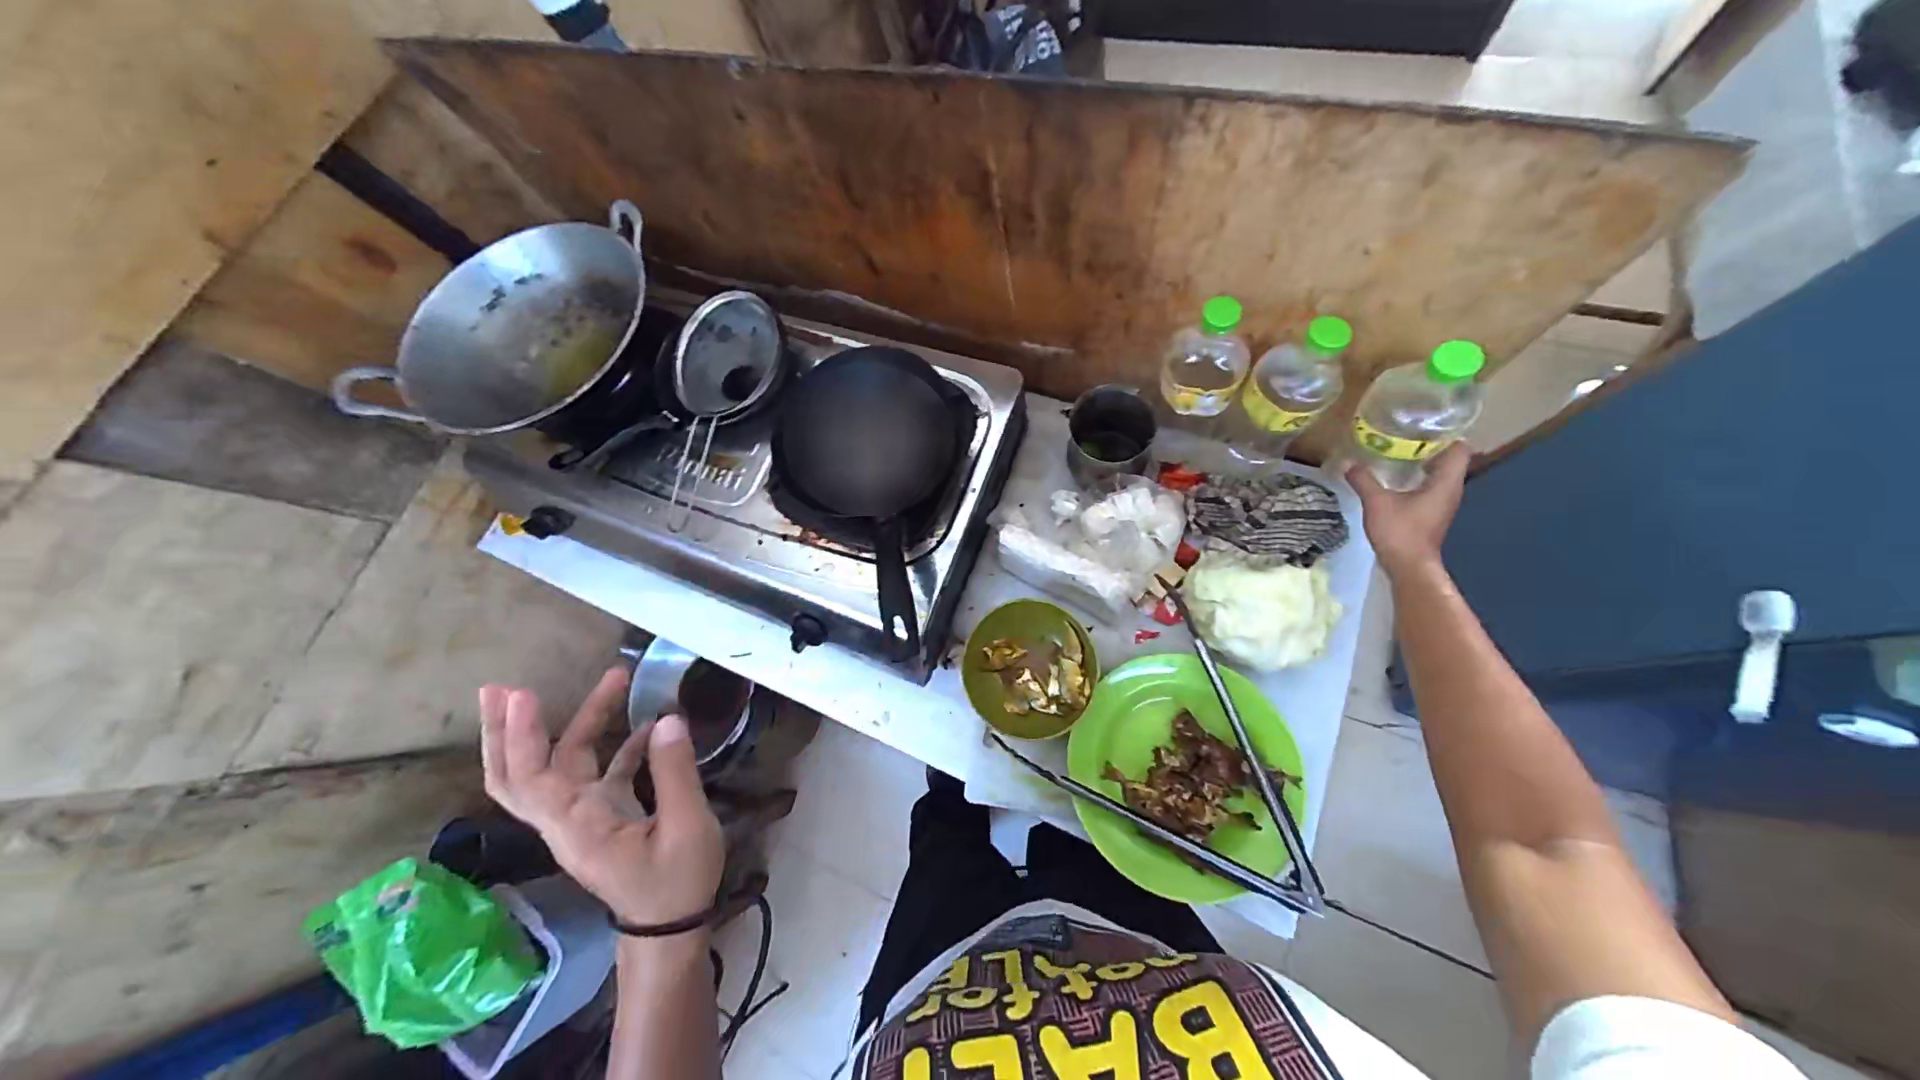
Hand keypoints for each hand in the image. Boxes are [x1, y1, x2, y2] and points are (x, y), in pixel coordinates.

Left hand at [479, 667, 723, 926]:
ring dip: (577, 721)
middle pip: (519, 773)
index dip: (521, 735)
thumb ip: (676, 772)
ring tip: (611, 680)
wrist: (670, 929)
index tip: (522, 693)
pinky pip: (601, 772)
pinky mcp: (607, 816)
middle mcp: (568, 818)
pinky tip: (650, 723)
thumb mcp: (686, 827)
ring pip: (561, 765)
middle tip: (500, 688)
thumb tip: (668, 719)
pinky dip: (618, 743)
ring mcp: (585, 817)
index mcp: (576, 824)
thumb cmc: (674, 883)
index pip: (531, 776)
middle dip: (506, 730)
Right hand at [1347, 442, 1471, 578]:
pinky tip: (1397, 476)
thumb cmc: (1400, 532)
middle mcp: (1451, 488)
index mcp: (1446, 482)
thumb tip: (1348, 462)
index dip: (1445, 435)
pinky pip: (1432, 485)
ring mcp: (1444, 501)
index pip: (1459, 448)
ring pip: (1440, 472)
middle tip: (1405, 434)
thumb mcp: (1377, 502)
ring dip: (1424, 462)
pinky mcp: (1433, 511)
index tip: (1423, 425)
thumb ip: (1364, 480)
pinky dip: (1419, 477)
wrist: (1409, 566)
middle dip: (1430, 445)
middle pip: (1449, 458)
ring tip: (1398, 451)